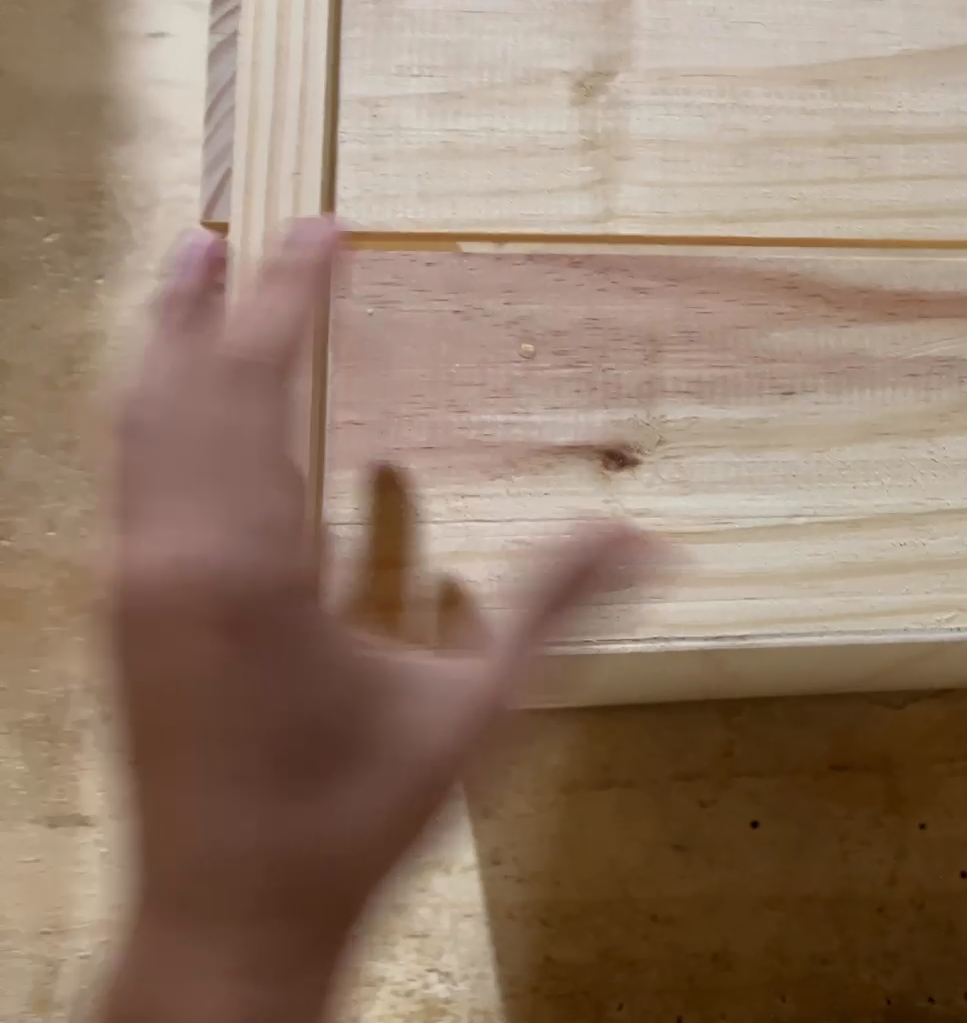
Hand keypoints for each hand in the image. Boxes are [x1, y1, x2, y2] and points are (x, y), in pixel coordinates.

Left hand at [103, 221, 653, 1021]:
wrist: (231, 919)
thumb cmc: (360, 812)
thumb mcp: (486, 703)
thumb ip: (563, 602)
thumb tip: (654, 536)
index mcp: (242, 570)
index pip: (251, 393)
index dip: (284, 303)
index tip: (315, 229)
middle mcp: (164, 562)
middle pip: (170, 397)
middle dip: (201, 303)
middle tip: (234, 228)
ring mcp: (132, 591)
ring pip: (133, 438)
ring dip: (162, 353)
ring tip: (188, 284)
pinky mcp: (134, 618)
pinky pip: (138, 486)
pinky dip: (161, 421)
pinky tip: (190, 416)